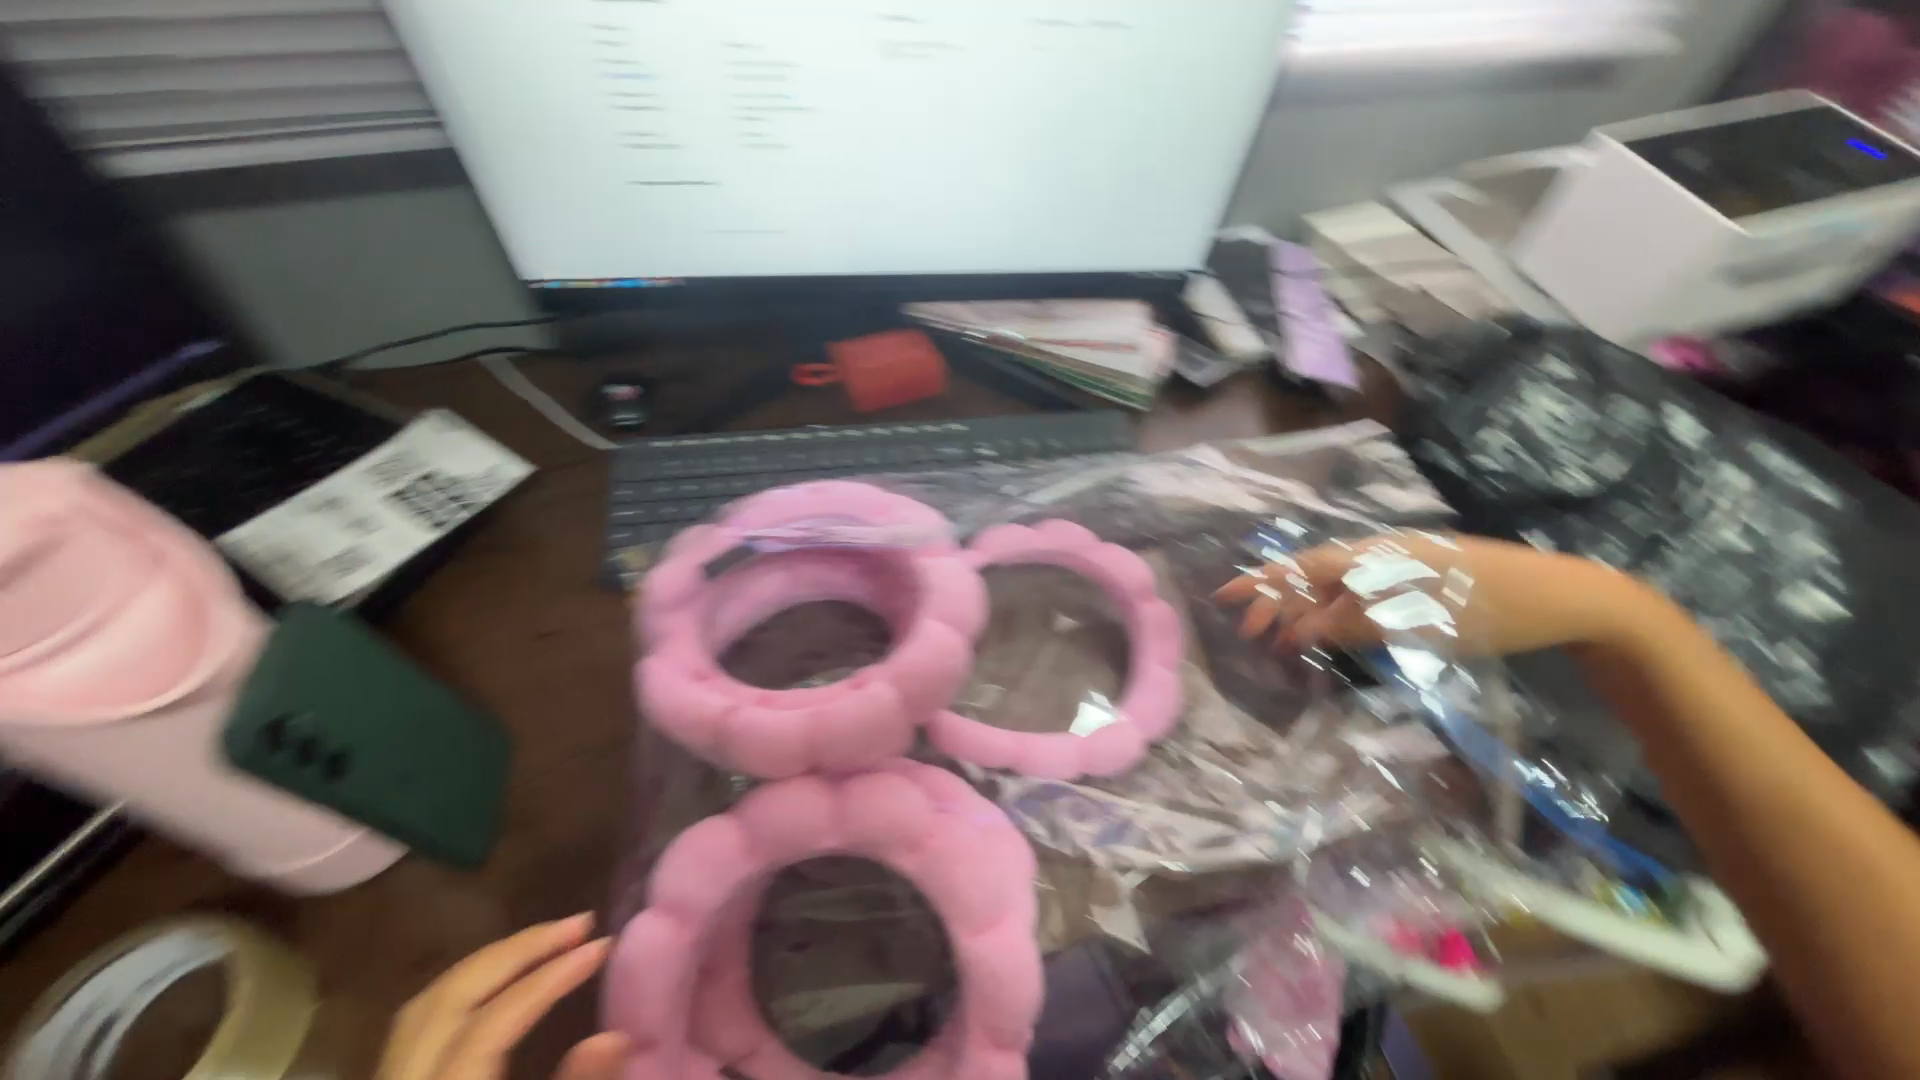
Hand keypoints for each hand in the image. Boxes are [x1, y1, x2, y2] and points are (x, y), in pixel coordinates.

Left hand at [376, 913, 625, 1079]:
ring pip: (427, 1002)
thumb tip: (614, 1036)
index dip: (548, 979)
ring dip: (492, 961)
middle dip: (519, 951)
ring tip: (550, 941)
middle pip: (450, 997)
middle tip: (581, 923)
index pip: (491, 1023)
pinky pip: (420, 1021)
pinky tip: (506, 980)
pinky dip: (467, 986)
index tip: (601, 947)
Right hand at [1213, 532, 1641, 656]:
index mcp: (1378, 555)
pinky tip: (1326, 633)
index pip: (1304, 566)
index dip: (1262, 584)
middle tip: (1245, 632)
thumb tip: (1297, 632)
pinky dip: (1335, 614)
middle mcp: (1381, 554)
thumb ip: (1355, 624)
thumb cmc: (1493, 610)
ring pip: (1335, 587)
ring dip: (1304, 611)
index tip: (1224, 601)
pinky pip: (1360, 595)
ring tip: (1278, 641)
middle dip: (1275, 601)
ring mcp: (1400, 567)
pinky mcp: (1418, 583)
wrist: (1569, 599)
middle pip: (1312, 574)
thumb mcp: (1420, 622)